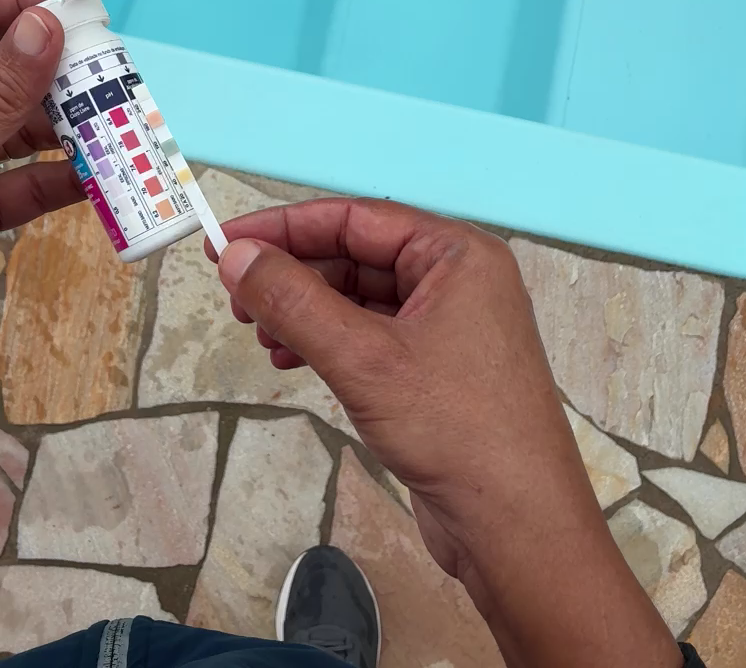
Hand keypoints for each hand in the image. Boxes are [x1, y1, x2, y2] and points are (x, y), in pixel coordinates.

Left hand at [0, 0, 83, 432]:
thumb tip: (46, 28)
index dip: (13, 6)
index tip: (73, 6)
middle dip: (53, 71)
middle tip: (113, 69)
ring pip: (18, 129)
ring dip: (65, 127)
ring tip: (118, 121)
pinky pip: (26, 183)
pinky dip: (61, 179)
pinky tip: (101, 177)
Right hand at [213, 201, 677, 667]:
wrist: (518, 526)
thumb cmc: (453, 426)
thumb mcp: (364, 357)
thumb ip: (295, 301)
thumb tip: (235, 255)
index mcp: (457, 253)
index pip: (358, 218)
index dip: (288, 227)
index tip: (228, 241)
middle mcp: (457, 277)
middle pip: (360, 255)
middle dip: (295, 274)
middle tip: (236, 297)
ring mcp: (450, 323)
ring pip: (362, 296)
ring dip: (307, 310)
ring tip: (259, 334)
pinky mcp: (439, 365)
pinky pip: (373, 333)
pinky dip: (330, 340)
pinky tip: (292, 358)